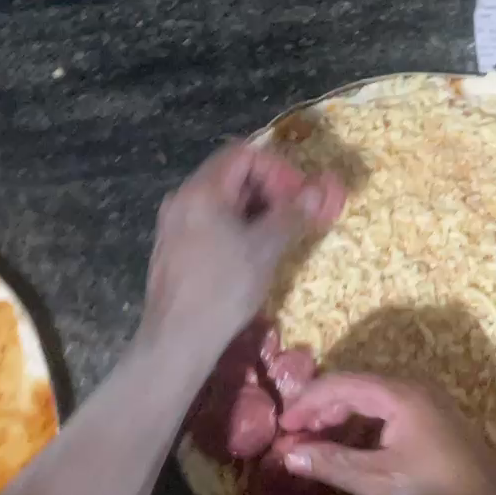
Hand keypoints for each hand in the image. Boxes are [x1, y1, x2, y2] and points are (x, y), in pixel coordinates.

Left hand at [141, 141, 343, 351]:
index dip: (278, 170)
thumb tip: (323, 187)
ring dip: (255, 210)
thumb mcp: (266, 248)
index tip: (300, 198)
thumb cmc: (224, 288)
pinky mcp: (173, 248)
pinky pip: (209, 221)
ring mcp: (173, 223)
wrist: (177, 340)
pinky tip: (251, 254)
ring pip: (222, 200)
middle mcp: (182, 198)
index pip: (244, 155)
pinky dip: (236, 226)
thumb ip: (294, 213)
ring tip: (278, 237)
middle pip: (231, 175)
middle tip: (295, 217)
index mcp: (202, 190)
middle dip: (269, 190)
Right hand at [275, 373, 495, 494]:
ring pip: (368, 399)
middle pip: (353, 387)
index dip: (307, 403)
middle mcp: (412, 388)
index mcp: (400, 394)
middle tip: (291, 436)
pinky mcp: (429, 421)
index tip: (280, 427)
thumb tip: (287, 454)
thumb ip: (332, 464)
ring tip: (311, 441)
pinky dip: (358, 425)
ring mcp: (424, 403)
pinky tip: (343, 446)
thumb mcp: (379, 483)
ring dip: (337, 417)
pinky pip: (383, 411)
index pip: (340, 385)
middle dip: (319, 408)